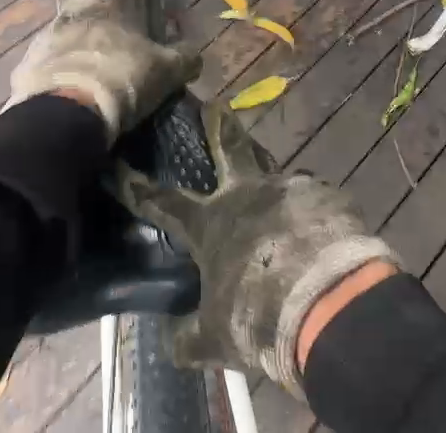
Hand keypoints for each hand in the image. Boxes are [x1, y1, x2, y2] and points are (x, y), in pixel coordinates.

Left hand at [8, 0, 199, 140]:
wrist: (64, 116)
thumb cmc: (122, 81)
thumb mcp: (166, 73)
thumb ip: (183, 59)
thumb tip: (193, 53)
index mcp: (116, 4)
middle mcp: (79, 9)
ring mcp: (50, 33)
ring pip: (58, 15)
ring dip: (71, 24)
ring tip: (86, 50)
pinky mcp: (28, 61)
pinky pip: (45, 53)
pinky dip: (57, 62)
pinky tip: (67, 81)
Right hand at [116, 103, 396, 393]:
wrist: (329, 304)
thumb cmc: (257, 317)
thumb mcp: (213, 340)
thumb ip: (188, 335)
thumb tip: (173, 339)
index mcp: (212, 223)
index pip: (163, 201)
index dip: (135, 186)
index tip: (116, 165)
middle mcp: (249, 194)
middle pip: (231, 149)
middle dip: (221, 126)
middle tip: (216, 106)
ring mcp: (292, 189)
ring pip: (278, 173)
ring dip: (274, 181)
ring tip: (278, 189)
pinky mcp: (329, 197)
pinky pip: (316, 200)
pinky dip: (313, 213)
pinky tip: (321, 228)